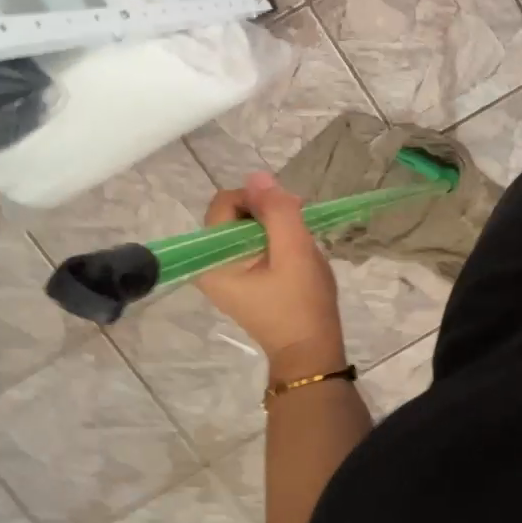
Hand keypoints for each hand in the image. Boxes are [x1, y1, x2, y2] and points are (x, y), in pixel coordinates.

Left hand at [195, 173, 344, 380]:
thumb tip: (258, 176)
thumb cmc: (301, 300)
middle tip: (300, 221)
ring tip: (302, 237)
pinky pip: (253, 243)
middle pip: (233, 214)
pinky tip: (296, 250)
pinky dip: (275, 238)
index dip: (257, 198)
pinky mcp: (242, 278)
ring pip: (246, 227)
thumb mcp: (295, 249)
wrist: (310, 346)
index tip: (289, 210)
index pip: (224, 204)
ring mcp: (226, 273)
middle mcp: (211, 264)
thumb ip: (277, 211)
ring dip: (275, 224)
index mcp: (213, 260)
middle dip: (268, 210)